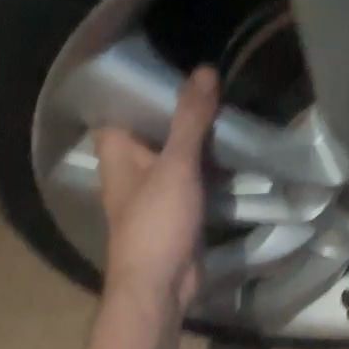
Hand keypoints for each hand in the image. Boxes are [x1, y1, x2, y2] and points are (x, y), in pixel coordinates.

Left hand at [95, 67, 218, 310]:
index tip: (175, 61)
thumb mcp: (177, 164)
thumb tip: (205, 70)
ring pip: (175, 157)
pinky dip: (208, 172)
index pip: (124, 102)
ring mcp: (151, 192)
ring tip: (229, 111)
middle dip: (181, 111)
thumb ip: (191, 119)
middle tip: (214, 84)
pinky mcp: (174, 215)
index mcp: (116, 149)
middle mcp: (128, 167)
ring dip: (199, 143)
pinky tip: (232, 155)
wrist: (160, 287)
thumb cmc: (156, 223)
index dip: (146, 81)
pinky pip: (191, 183)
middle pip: (155, 128)